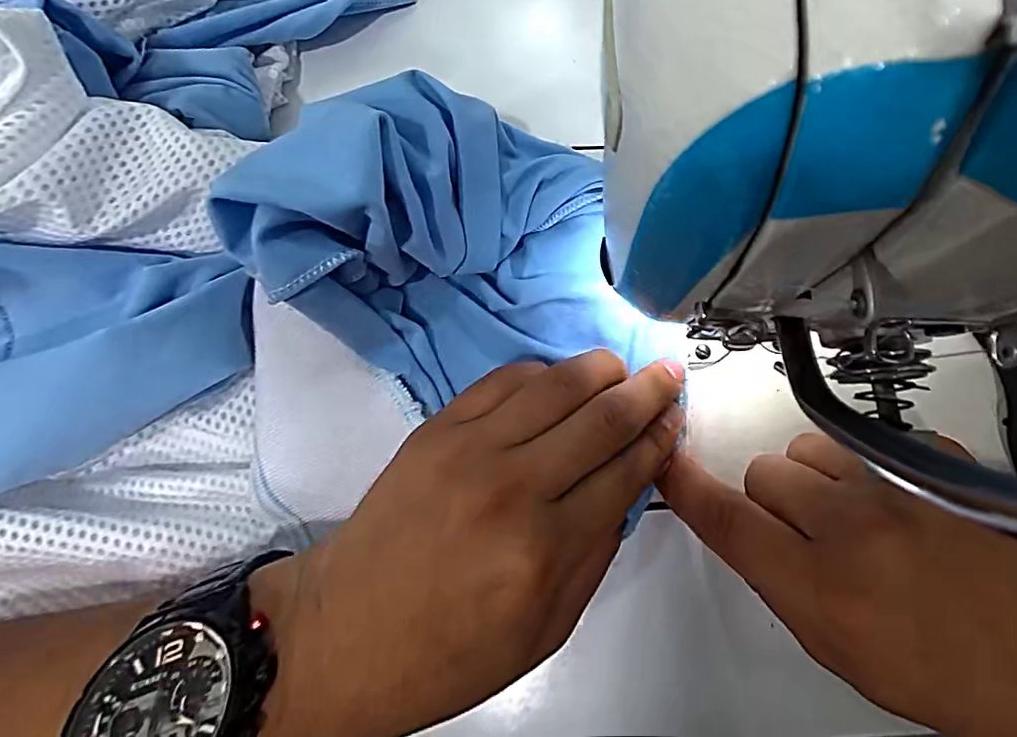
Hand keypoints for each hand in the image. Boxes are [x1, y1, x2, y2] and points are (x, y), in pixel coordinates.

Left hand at [256, 350, 684, 736]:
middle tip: (668, 376)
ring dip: (602, 368)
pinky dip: (543, 371)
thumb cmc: (448, 648)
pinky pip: (505, 379)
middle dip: (647, 391)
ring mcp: (471, 449)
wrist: (342, 634)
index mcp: (544, 550)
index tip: (674, 420)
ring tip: (623, 368)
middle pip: (602, 418)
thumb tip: (629, 485)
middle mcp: (513, 488)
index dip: (658, 439)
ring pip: (558, 384)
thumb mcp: (545, 629)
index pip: (624, 471)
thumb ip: (596, 554)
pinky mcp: (438, 427)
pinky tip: (560, 378)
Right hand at [658, 432, 1016, 735]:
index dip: (687, 489)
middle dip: (767, 496)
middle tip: (791, 527)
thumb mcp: (855, 657)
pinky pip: (864, 453)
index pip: (727, 520)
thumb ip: (802, 594)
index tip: (668, 467)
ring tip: (837, 511)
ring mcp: (886, 488)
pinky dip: (862, 471)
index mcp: (819, 587)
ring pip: (809, 451)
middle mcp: (844, 524)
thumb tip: (777, 554)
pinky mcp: (920, 467)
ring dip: (810, 476)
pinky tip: (889, 505)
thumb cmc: (966, 678)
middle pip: (766, 473)